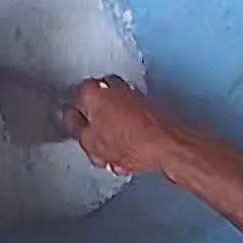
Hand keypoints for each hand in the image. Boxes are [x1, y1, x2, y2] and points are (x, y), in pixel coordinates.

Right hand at [66, 77, 242, 183]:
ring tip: (117, 157)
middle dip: (94, 129)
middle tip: (97, 148)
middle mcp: (111, 85)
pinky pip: (129, 119)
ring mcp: (132, 93)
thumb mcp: (89, 142)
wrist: (171, 147)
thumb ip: (75, 128)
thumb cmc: (134, 141)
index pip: (71, 101)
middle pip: (93, 108)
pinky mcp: (148, 105)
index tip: (77, 134)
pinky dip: (128, 133)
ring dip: (112, 134)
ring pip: (112, 115)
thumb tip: (74, 122)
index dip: (73, 122)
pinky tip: (131, 154)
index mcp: (91, 89)